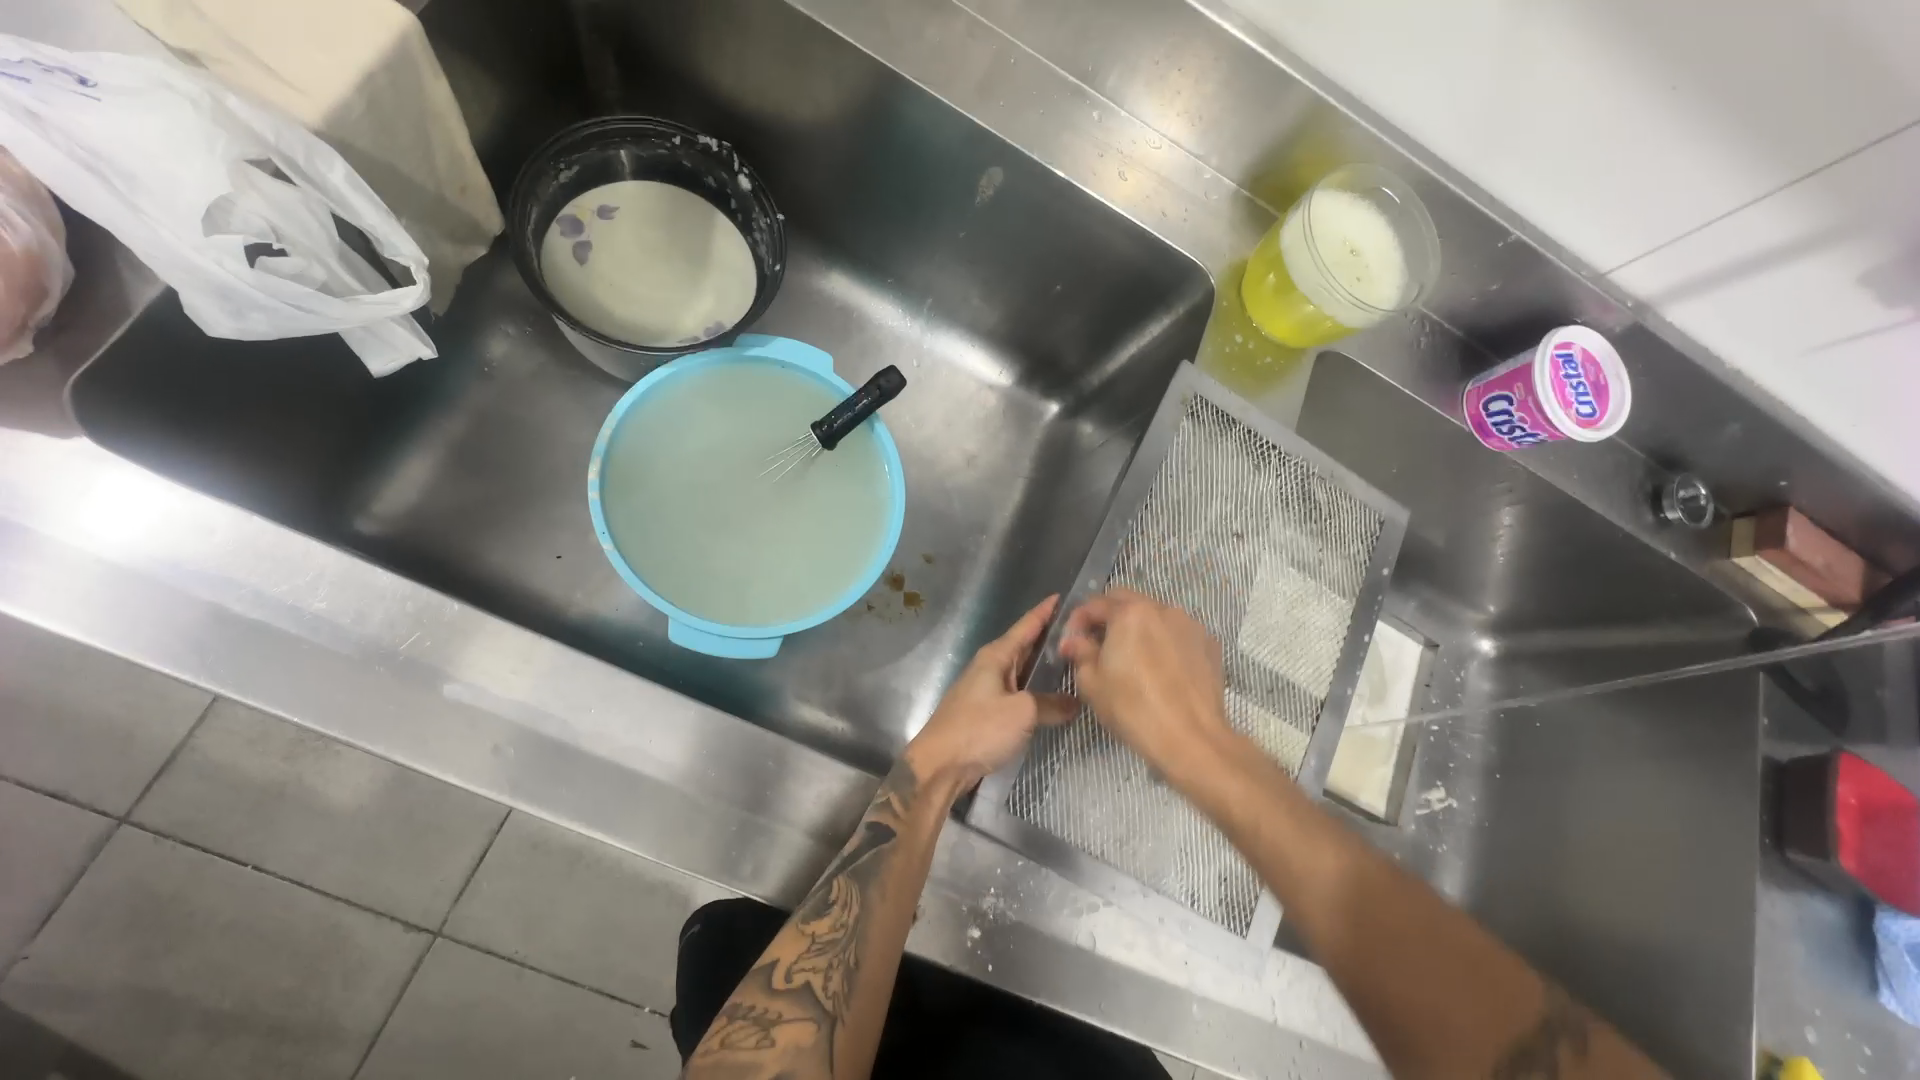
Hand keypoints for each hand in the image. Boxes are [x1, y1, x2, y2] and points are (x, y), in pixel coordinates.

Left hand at [905, 596, 1076, 791]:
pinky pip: (1018, 694)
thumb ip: (1051, 704)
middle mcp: (990, 667)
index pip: (1026, 626)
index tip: (1063, 596)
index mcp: (996, 656)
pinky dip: (1035, 691)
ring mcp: (987, 691)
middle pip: (1024, 647)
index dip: (1045, 612)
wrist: (940, 765)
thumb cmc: (979, 729)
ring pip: (1022, 672)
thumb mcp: (1023, 712)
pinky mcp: (987, 713)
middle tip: (1080, 632)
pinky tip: (1053, 698)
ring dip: (1044, 667)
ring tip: (1073, 663)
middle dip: (1049, 638)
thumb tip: (1075, 703)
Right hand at [1058, 588, 1236, 787]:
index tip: (1071, 642)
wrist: (1191, 738)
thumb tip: (1074, 642)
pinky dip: (1165, 642)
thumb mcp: (1092, 683)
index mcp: (1130, 614)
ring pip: (1156, 616)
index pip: (1095, 604)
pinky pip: (1178, 634)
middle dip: (1109, 617)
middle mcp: (1162, 609)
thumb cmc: (1133, 709)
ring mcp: (1190, 625)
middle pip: (1128, 602)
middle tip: (1099, 645)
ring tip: (1133, 657)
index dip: (1078, 620)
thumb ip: (1080, 653)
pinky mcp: (1210, 644)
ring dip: (1139, 628)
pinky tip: (1161, 669)